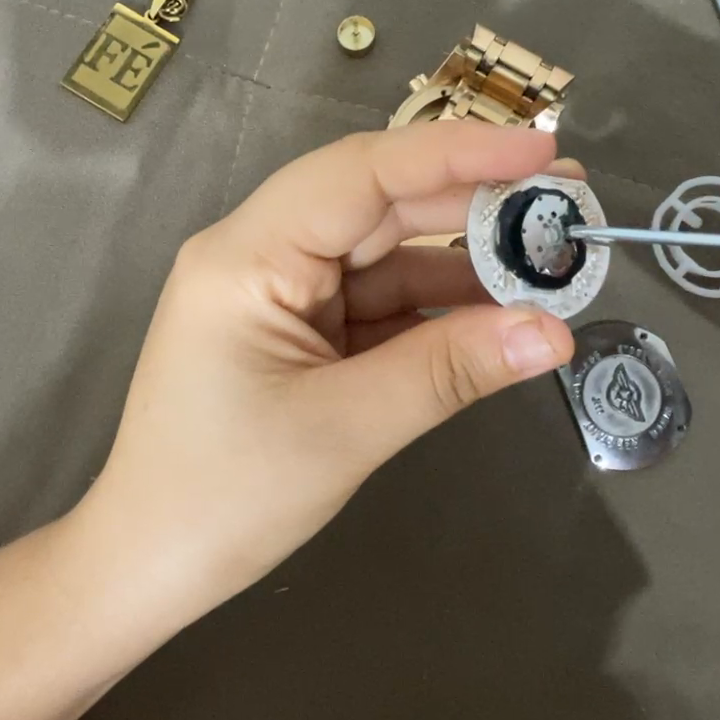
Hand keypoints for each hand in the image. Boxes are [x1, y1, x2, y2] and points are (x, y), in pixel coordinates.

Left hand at [71, 122, 577, 624]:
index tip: (542, 153)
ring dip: (462, 263)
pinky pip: (375, 304)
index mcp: (247, 255)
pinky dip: (434, 309)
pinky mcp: (298, 332)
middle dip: (471, 206)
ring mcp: (280, 294)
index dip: (456, 153)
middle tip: (568, 202)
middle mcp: (261, 255)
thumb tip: (555, 332)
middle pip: (376, 207)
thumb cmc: (226, 498)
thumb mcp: (347, 428)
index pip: (360, 173)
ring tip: (551, 263)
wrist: (151, 566)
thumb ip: (450, 370)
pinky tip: (496, 313)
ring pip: (383, 256)